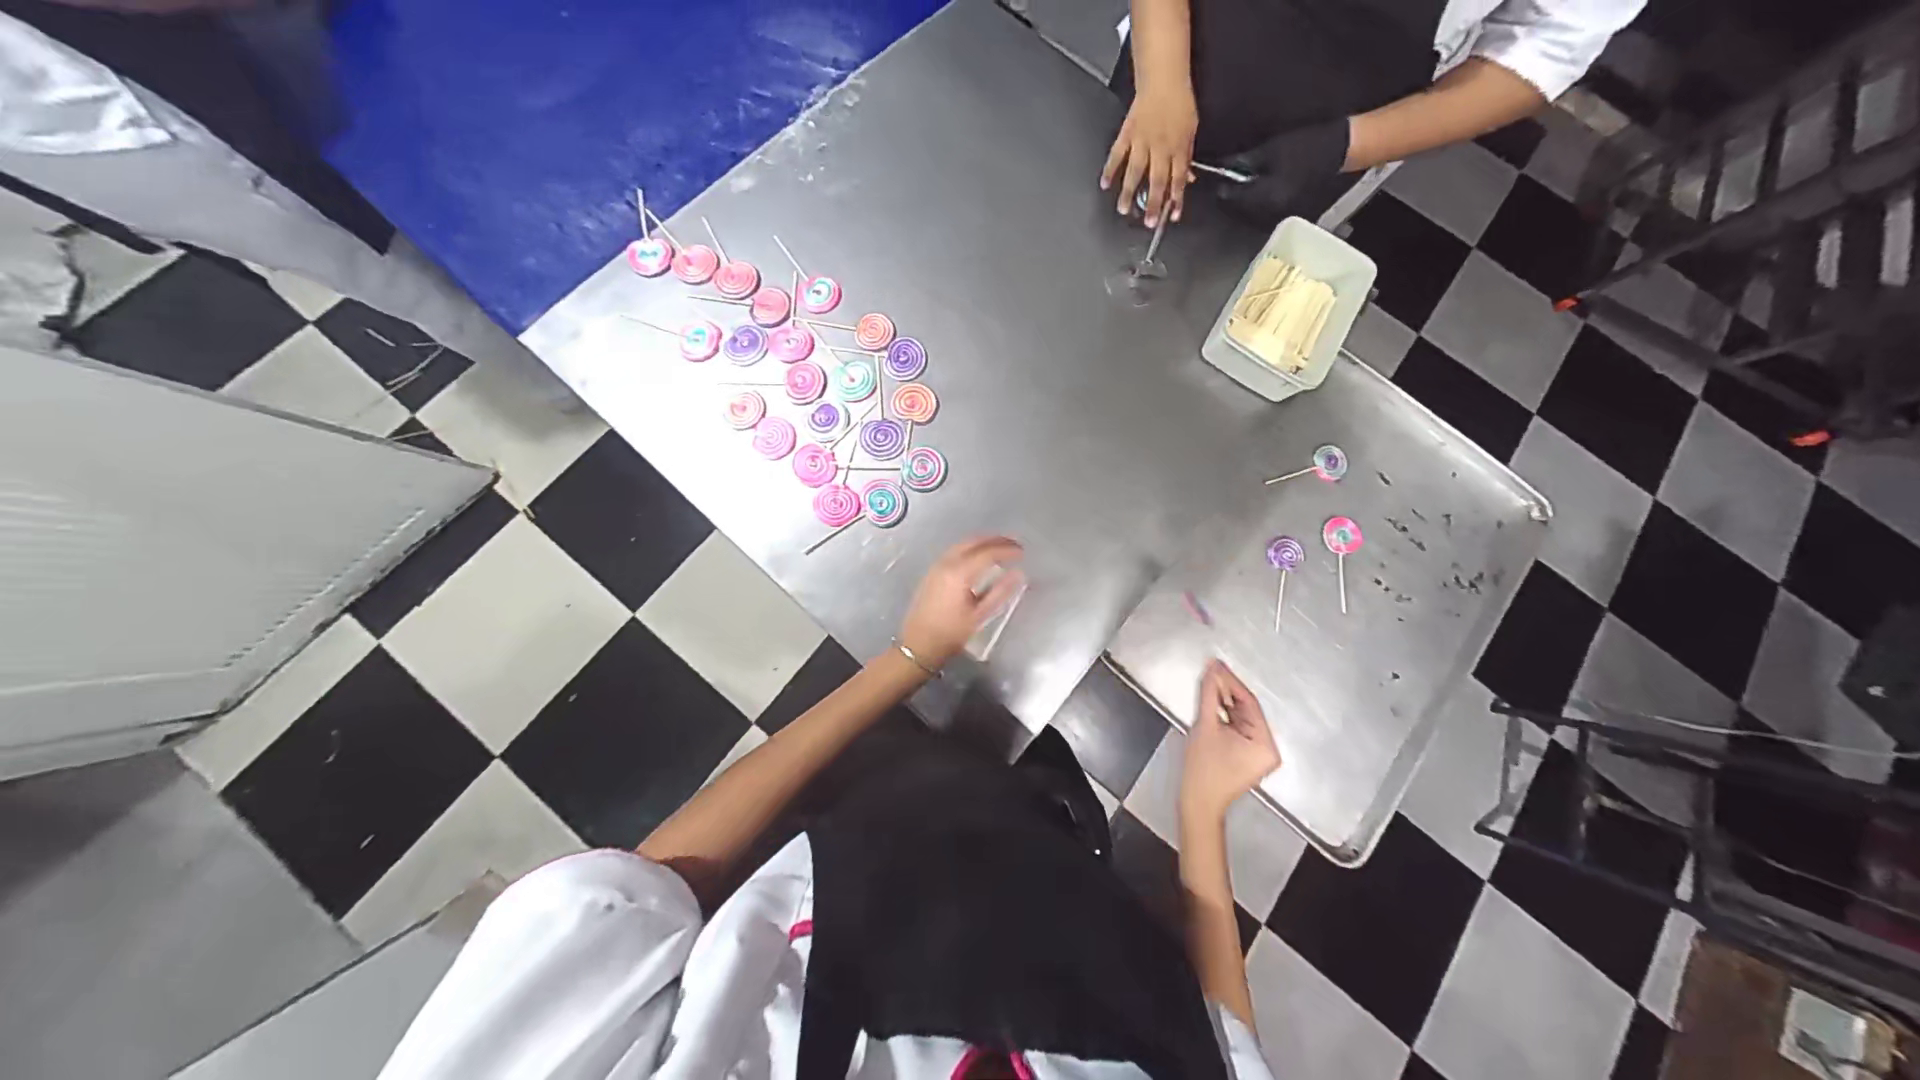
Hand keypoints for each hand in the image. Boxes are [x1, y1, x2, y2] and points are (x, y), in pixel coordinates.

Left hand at [898, 536, 1024, 669]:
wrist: (918, 645)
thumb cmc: (951, 633)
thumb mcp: (980, 615)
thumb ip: (1000, 592)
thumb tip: (1019, 573)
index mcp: (959, 573)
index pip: (987, 553)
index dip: (1007, 550)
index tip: (1022, 552)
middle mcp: (947, 563)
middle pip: (974, 542)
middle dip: (995, 540)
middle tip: (1014, 544)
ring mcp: (937, 566)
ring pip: (963, 544)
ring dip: (982, 542)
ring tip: (1000, 547)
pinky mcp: (932, 572)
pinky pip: (954, 551)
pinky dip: (970, 548)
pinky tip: (979, 557)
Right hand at [1101, 82, 1197, 227]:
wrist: (1164, 78)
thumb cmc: (1180, 101)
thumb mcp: (1192, 129)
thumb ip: (1187, 156)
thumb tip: (1186, 177)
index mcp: (1177, 147)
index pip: (1178, 178)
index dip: (1176, 198)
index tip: (1173, 215)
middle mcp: (1159, 148)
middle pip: (1156, 180)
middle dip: (1153, 203)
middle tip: (1148, 222)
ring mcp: (1141, 142)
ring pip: (1135, 171)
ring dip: (1129, 192)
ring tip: (1124, 210)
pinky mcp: (1127, 134)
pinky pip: (1117, 154)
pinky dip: (1110, 169)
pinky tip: (1105, 183)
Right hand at [1180, 660, 1280, 820]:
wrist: (1197, 802)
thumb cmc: (1203, 769)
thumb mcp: (1206, 726)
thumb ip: (1210, 694)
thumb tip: (1212, 670)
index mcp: (1266, 744)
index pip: (1249, 703)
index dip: (1230, 681)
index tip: (1216, 664)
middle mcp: (1268, 749)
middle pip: (1246, 710)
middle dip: (1227, 690)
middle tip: (1211, 670)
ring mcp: (1258, 753)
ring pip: (1240, 718)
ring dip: (1224, 702)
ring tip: (1209, 682)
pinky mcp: (1247, 755)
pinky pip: (1237, 728)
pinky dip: (1224, 716)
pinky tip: (1212, 702)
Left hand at [1216, 118, 1352, 222]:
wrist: (1339, 148)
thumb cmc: (1305, 144)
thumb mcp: (1271, 149)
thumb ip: (1245, 162)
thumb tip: (1224, 167)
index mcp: (1267, 195)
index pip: (1234, 197)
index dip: (1223, 187)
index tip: (1217, 177)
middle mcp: (1271, 211)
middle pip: (1239, 208)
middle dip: (1231, 195)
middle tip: (1226, 181)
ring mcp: (1279, 213)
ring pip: (1249, 212)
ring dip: (1242, 200)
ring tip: (1239, 184)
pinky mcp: (1286, 211)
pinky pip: (1261, 211)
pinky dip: (1254, 202)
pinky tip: (1255, 190)